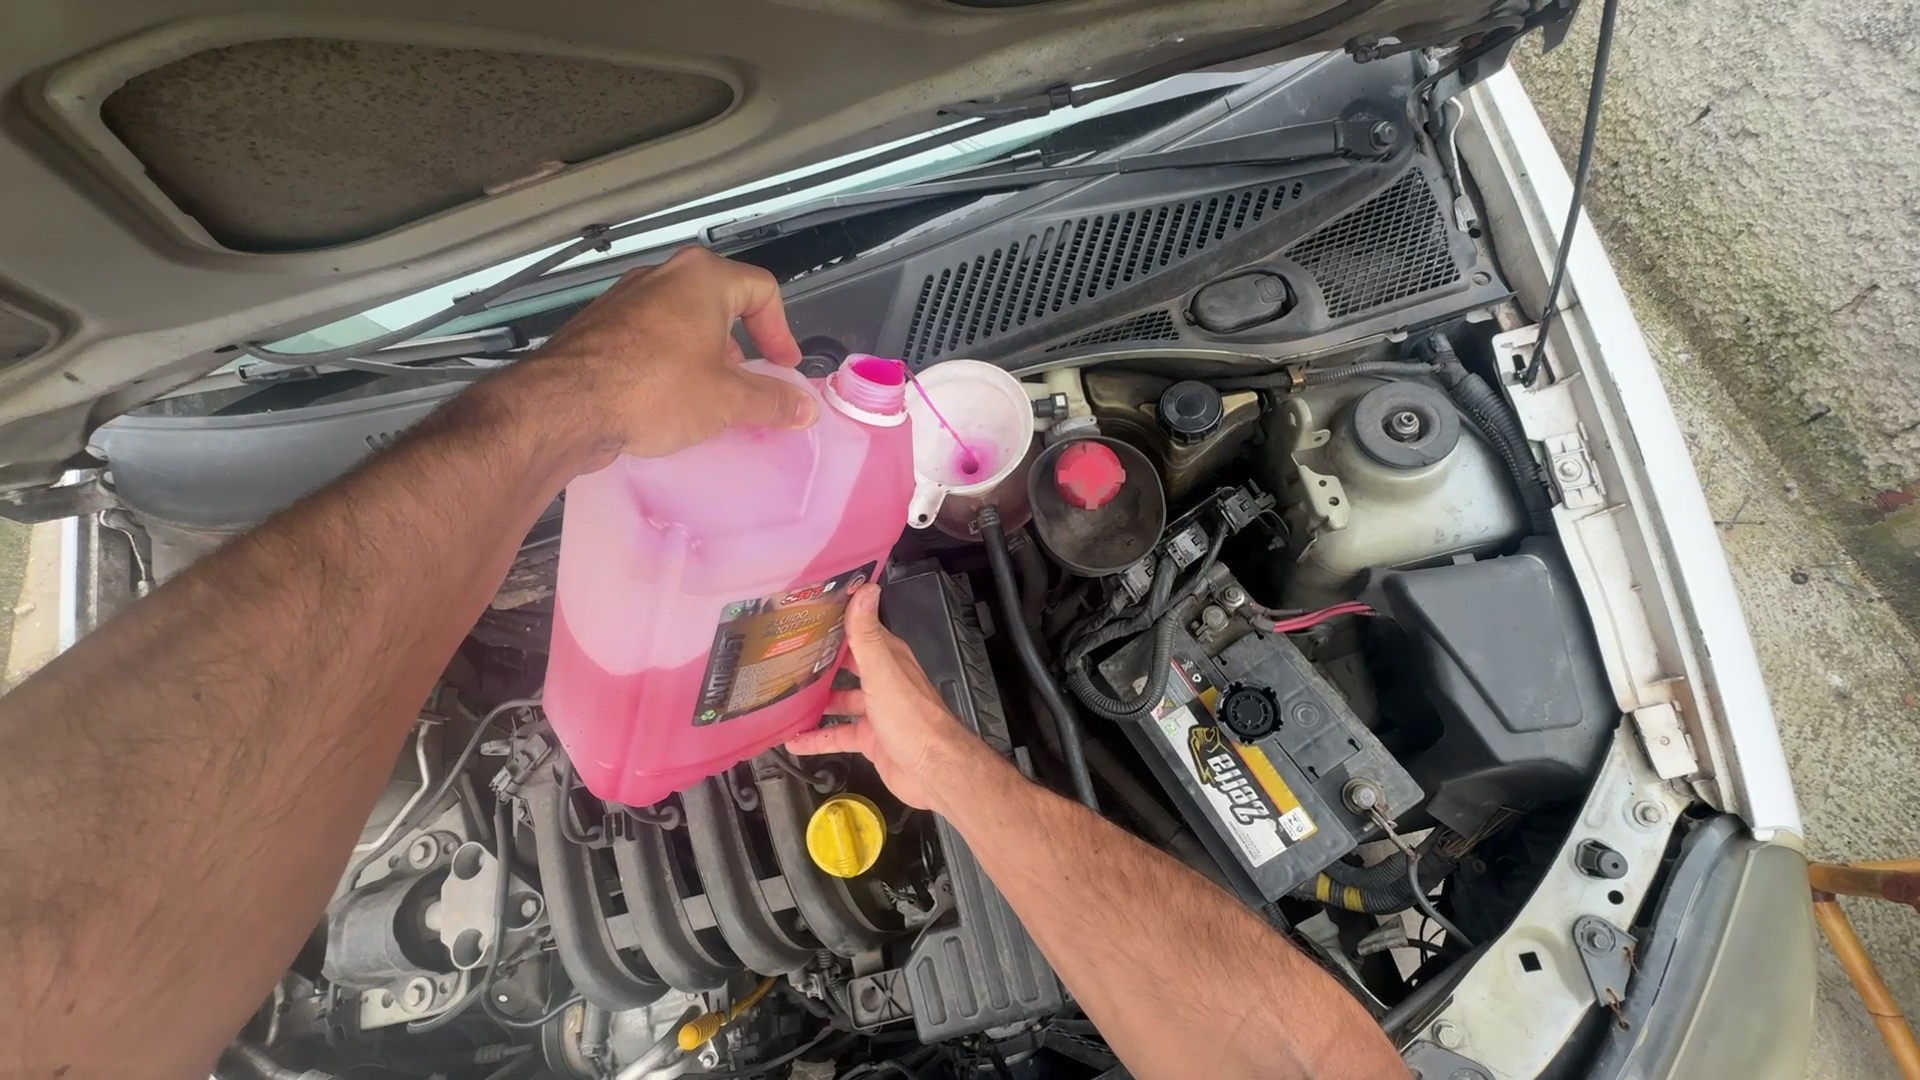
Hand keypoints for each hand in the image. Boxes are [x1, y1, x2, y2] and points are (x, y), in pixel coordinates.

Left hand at [505, 246, 816, 464]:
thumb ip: (773, 401)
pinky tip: (669, 400)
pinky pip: (651, 338)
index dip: (781, 332)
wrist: (564, 406)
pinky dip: (672, 363)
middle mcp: (662, 277)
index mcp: (702, 279)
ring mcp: (625, 299)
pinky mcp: (599, 327)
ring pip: (684, 321)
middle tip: (750, 383)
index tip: (783, 367)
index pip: (763, 291)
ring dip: (707, 356)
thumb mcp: (729, 400)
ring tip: (711, 396)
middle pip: (722, 304)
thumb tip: (804, 408)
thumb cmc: (655, 389)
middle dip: (743, 347)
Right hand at [787, 584, 989, 810]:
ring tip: (786, 698)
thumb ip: (867, 634)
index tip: (806, 618)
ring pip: (841, 701)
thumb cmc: (912, 717)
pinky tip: (795, 741)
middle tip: (787, 658)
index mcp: (888, 658)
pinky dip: (818, 738)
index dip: (835, 624)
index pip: (859, 632)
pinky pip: (839, 735)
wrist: (933, 769)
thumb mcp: (883, 670)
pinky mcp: (872, 739)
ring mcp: (877, 710)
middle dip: (821, 662)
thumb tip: (866, 589)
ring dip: (817, 701)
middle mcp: (883, 680)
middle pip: (848, 666)